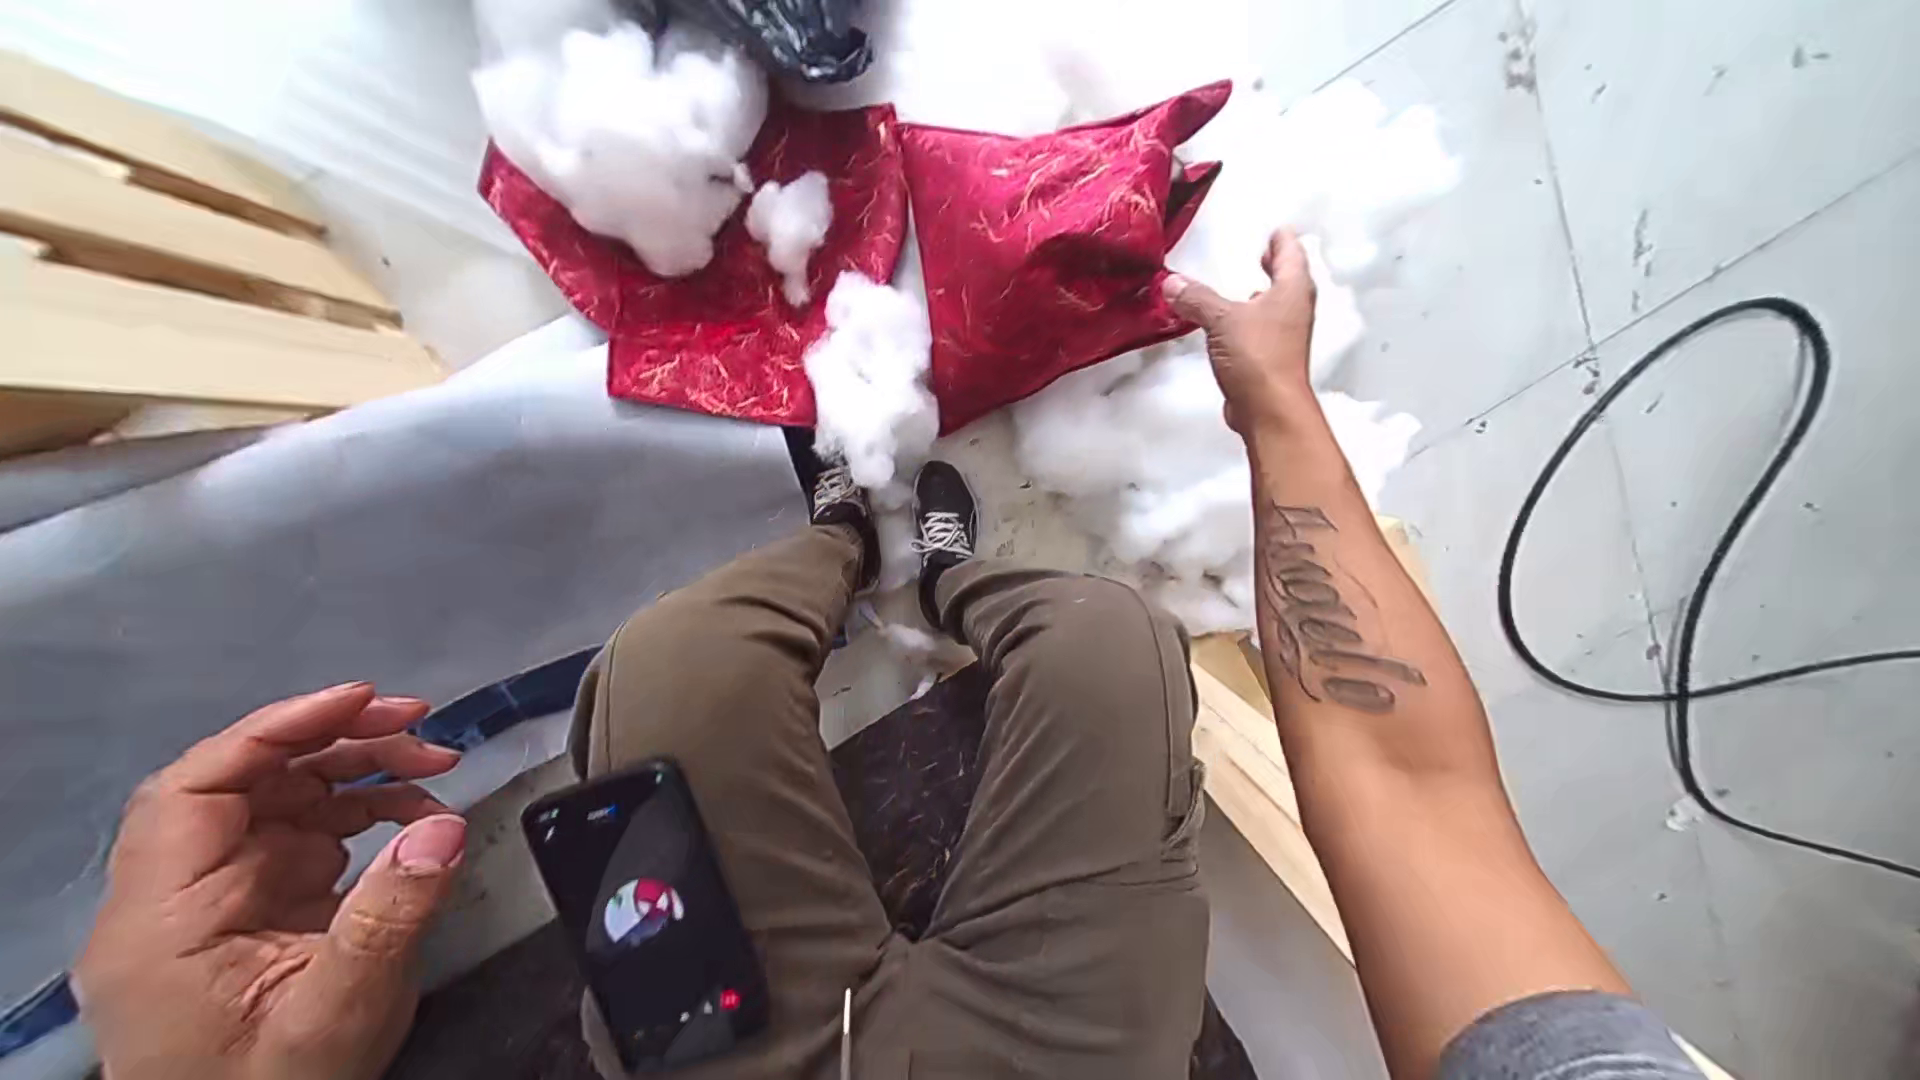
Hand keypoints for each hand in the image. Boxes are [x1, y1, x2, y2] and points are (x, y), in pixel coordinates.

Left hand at [76, 682, 466, 1079]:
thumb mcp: (339, 1010)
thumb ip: (389, 917)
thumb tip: (446, 825)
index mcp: (166, 918)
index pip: (192, 791)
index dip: (273, 731)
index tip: (362, 700)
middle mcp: (187, 891)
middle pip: (247, 778)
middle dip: (336, 736)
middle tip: (419, 718)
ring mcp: (232, 890)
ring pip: (289, 791)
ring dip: (366, 763)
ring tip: (440, 759)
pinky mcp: (274, 893)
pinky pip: (323, 823)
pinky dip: (379, 804)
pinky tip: (427, 813)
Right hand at [1162, 228, 1318, 434]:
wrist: (1268, 408)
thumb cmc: (1256, 355)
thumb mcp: (1222, 320)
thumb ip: (1197, 299)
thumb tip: (1170, 282)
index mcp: (1292, 290)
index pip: (1291, 252)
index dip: (1282, 238)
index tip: (1273, 228)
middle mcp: (1294, 309)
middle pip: (1288, 278)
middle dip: (1275, 265)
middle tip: (1260, 253)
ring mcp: (1285, 336)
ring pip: (1275, 306)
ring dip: (1261, 295)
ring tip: (1243, 287)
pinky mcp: (1270, 359)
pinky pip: (1260, 330)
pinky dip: (1248, 321)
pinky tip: (1231, 326)